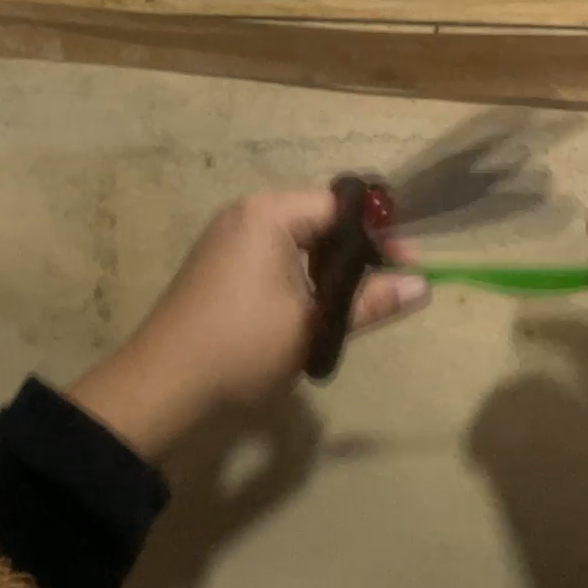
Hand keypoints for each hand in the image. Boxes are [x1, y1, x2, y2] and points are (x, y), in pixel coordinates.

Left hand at [69, 191, 430, 459]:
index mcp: (268, 214)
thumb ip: (371, 301)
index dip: (378, 230)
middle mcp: (246, 214)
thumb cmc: (243, 345)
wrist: (163, 383)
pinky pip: (272, 255)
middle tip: (390, 285)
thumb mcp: (315, 324)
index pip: (339, 204)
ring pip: (296, 240)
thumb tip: (424, 284)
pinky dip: (299, 274)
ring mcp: (227, 238)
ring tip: (356, 302)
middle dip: (356, 251)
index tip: (409, 261)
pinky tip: (314, 307)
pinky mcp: (218, 263)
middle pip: (318, 219)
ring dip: (327, 267)